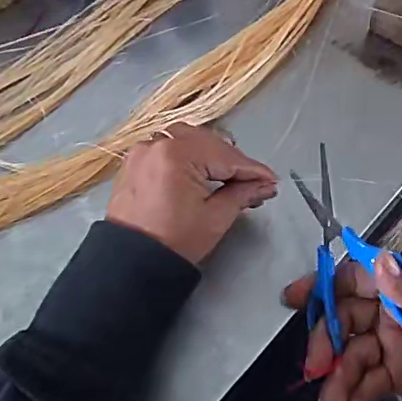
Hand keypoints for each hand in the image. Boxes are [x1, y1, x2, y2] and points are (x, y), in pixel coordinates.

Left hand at [106, 124, 277, 264]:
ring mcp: (143, 151)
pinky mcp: (135, 161)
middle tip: (253, 183)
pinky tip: (201, 172)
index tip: (270, 180)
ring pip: (187, 140)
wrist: (131, 260)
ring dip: (210, 154)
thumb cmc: (171, 241)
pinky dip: (186, 156)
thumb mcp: (215, 218)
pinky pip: (167, 148)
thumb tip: (263, 185)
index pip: (226, 156)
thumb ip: (242, 194)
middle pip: (207, 142)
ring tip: (229, 177)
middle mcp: (157, 144)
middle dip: (232, 161)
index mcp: (177, 154)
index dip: (252, 170)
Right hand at [282, 257, 401, 400]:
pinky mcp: (391, 374)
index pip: (355, 278)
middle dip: (325, 345)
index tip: (294, 298)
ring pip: (348, 355)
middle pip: (343, 319)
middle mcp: (392, 310)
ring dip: (334, 382)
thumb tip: (379, 262)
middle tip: (314, 369)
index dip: (323, 285)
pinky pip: (361, 382)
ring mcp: (389, 343)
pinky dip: (348, 399)